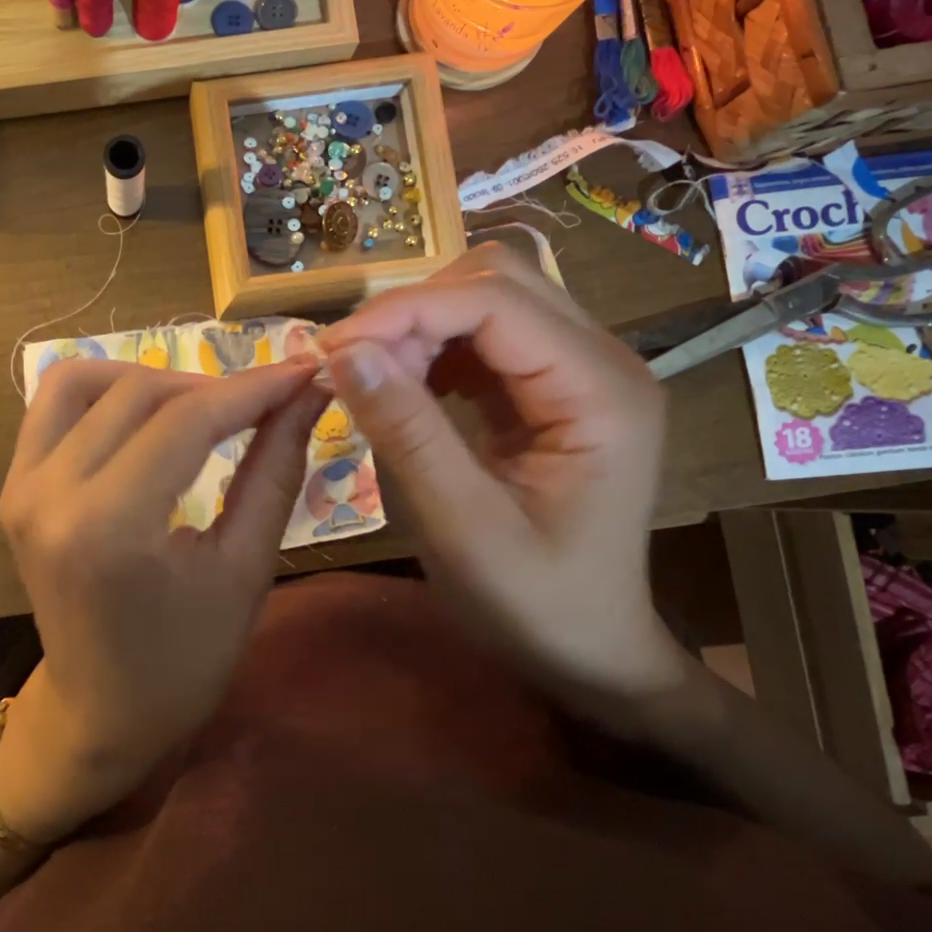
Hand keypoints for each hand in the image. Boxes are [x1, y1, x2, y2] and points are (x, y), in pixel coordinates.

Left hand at [0, 356, 327, 839]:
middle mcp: (51, 494)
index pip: (186, 422)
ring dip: (149, 381)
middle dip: (210, 386)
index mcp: (111, 526)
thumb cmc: (186, 658)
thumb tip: (307, 395)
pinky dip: (103, 395)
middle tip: (262, 401)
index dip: (251, 389)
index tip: (302, 372)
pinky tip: (145, 420)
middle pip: (137, 393)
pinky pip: (53, 407)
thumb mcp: (244, 569)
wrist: (101, 709)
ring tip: (200, 410)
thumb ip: (275, 471)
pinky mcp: (12, 488)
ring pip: (83, 382)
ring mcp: (20, 487)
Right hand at [317, 243, 685, 710]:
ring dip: (418, 326)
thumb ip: (407, 432)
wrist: (587, 650)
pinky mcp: (548, 391)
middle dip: (412, 310)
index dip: (406, 310)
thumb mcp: (461, 526)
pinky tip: (400, 389)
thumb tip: (343, 351)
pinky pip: (481, 339)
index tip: (331, 349)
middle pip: (498, 281)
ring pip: (487, 300)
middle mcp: (600, 363)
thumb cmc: (533, 604)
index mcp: (599, 392)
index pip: (497, 302)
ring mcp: (576, 373)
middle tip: (350, 365)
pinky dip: (429, 350)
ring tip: (370, 378)